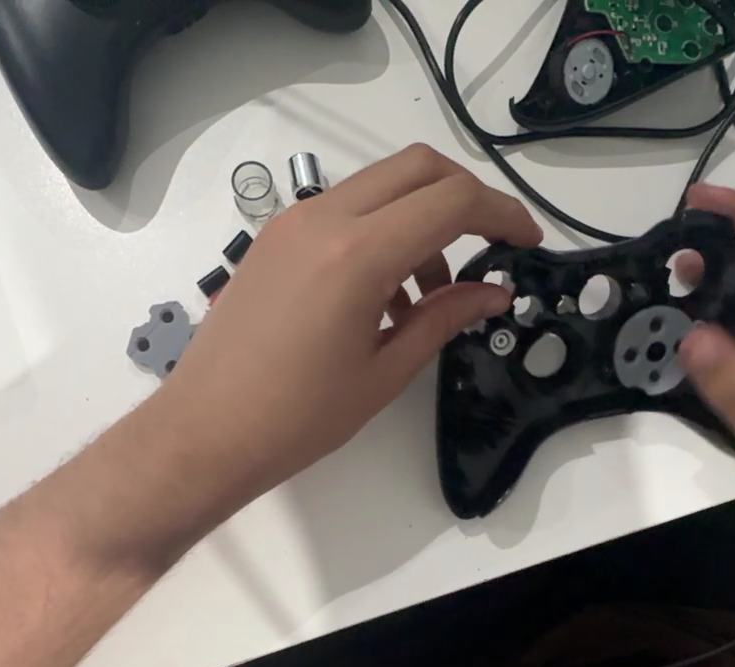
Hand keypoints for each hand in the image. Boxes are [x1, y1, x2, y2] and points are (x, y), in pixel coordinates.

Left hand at [136, 144, 541, 520]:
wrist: (207, 431)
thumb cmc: (298, 418)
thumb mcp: (384, 372)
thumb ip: (444, 318)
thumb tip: (494, 293)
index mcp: (357, 255)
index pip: (452, 201)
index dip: (503, 215)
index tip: (527, 244)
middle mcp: (322, 219)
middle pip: (417, 168)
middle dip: (467, 197)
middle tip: (489, 248)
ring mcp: (291, 223)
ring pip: (379, 186)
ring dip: (420, 219)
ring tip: (428, 296)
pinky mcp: (273, 238)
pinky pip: (343, 211)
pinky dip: (380, 232)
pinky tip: (383, 297)